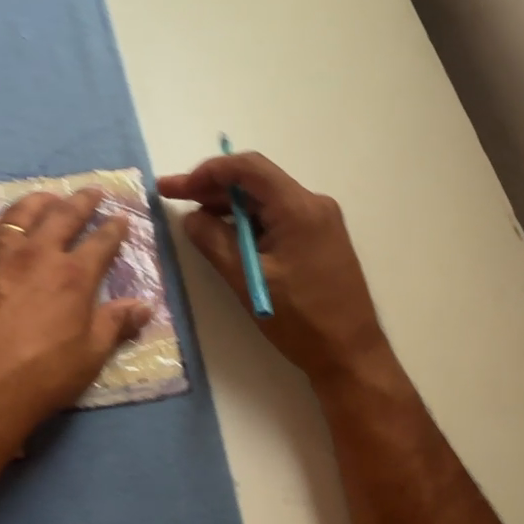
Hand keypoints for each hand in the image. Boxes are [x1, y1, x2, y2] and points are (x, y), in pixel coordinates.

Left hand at [0, 189, 152, 458]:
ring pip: (22, 214)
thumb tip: (144, 305)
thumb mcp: (89, 357)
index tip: (121, 218)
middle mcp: (38, 255)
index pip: (102, 241)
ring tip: (49, 197)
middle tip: (92, 192)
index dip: (114, 228)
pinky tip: (0, 223)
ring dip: (40, 201)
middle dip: (82, 201)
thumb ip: (115, 325)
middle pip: (64, 215)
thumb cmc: (39, 379)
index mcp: (74, 276)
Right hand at [159, 153, 390, 388]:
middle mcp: (312, 204)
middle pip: (255, 181)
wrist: (350, 354)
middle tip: (172, 197)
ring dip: (228, 205)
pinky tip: (224, 234)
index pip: (247, 168)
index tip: (177, 188)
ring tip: (192, 217)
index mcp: (298, 208)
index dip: (207, 171)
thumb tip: (192, 217)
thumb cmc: (300, 319)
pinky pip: (276, 217)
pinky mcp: (318, 238)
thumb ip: (214, 241)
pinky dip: (247, 221)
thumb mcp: (247, 279)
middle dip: (212, 187)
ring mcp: (319, 221)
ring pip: (264, 199)